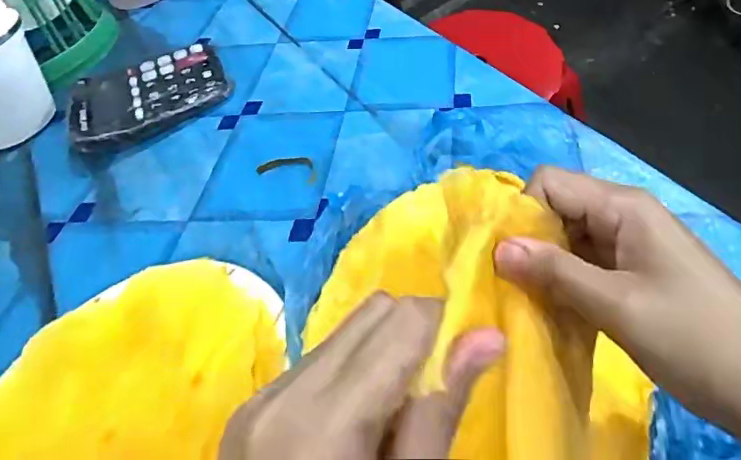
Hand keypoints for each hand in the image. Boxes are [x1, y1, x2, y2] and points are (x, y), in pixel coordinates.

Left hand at [219, 292, 504, 459]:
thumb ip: (438, 416)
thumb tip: (488, 335)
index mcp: (322, 423)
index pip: (402, 319)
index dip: (443, 332)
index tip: (461, 368)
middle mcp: (285, 392)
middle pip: (374, 311)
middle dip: (413, 337)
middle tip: (428, 400)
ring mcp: (262, 397)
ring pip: (346, 329)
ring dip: (381, 355)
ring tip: (389, 420)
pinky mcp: (252, 405)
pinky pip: (317, 357)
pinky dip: (349, 374)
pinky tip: (352, 428)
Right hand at [492, 167, 740, 459]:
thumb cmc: (697, 340)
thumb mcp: (619, 309)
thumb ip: (556, 274)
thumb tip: (497, 246)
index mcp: (623, 205)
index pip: (551, 182)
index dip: (523, 214)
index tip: (504, 260)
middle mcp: (627, 214)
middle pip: (560, 209)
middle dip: (533, 244)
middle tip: (513, 292)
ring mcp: (637, 245)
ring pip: (574, 241)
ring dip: (552, 271)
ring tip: (533, 311)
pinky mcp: (644, 274)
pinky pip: (594, 266)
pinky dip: (574, 287)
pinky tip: (564, 320)